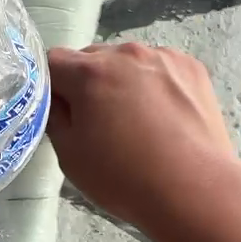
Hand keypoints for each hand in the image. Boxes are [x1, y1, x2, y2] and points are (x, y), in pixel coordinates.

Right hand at [47, 44, 240, 230]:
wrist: (192, 187)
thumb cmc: (122, 178)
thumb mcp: (70, 156)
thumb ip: (55, 119)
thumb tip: (56, 100)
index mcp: (90, 73)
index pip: (52, 62)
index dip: (48, 86)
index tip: (57, 112)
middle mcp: (126, 53)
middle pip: (91, 58)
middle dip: (85, 84)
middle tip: (94, 123)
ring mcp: (163, 56)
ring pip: (126, 63)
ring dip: (120, 83)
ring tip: (132, 124)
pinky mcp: (191, 67)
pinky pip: (158, 69)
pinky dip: (151, 86)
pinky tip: (159, 120)